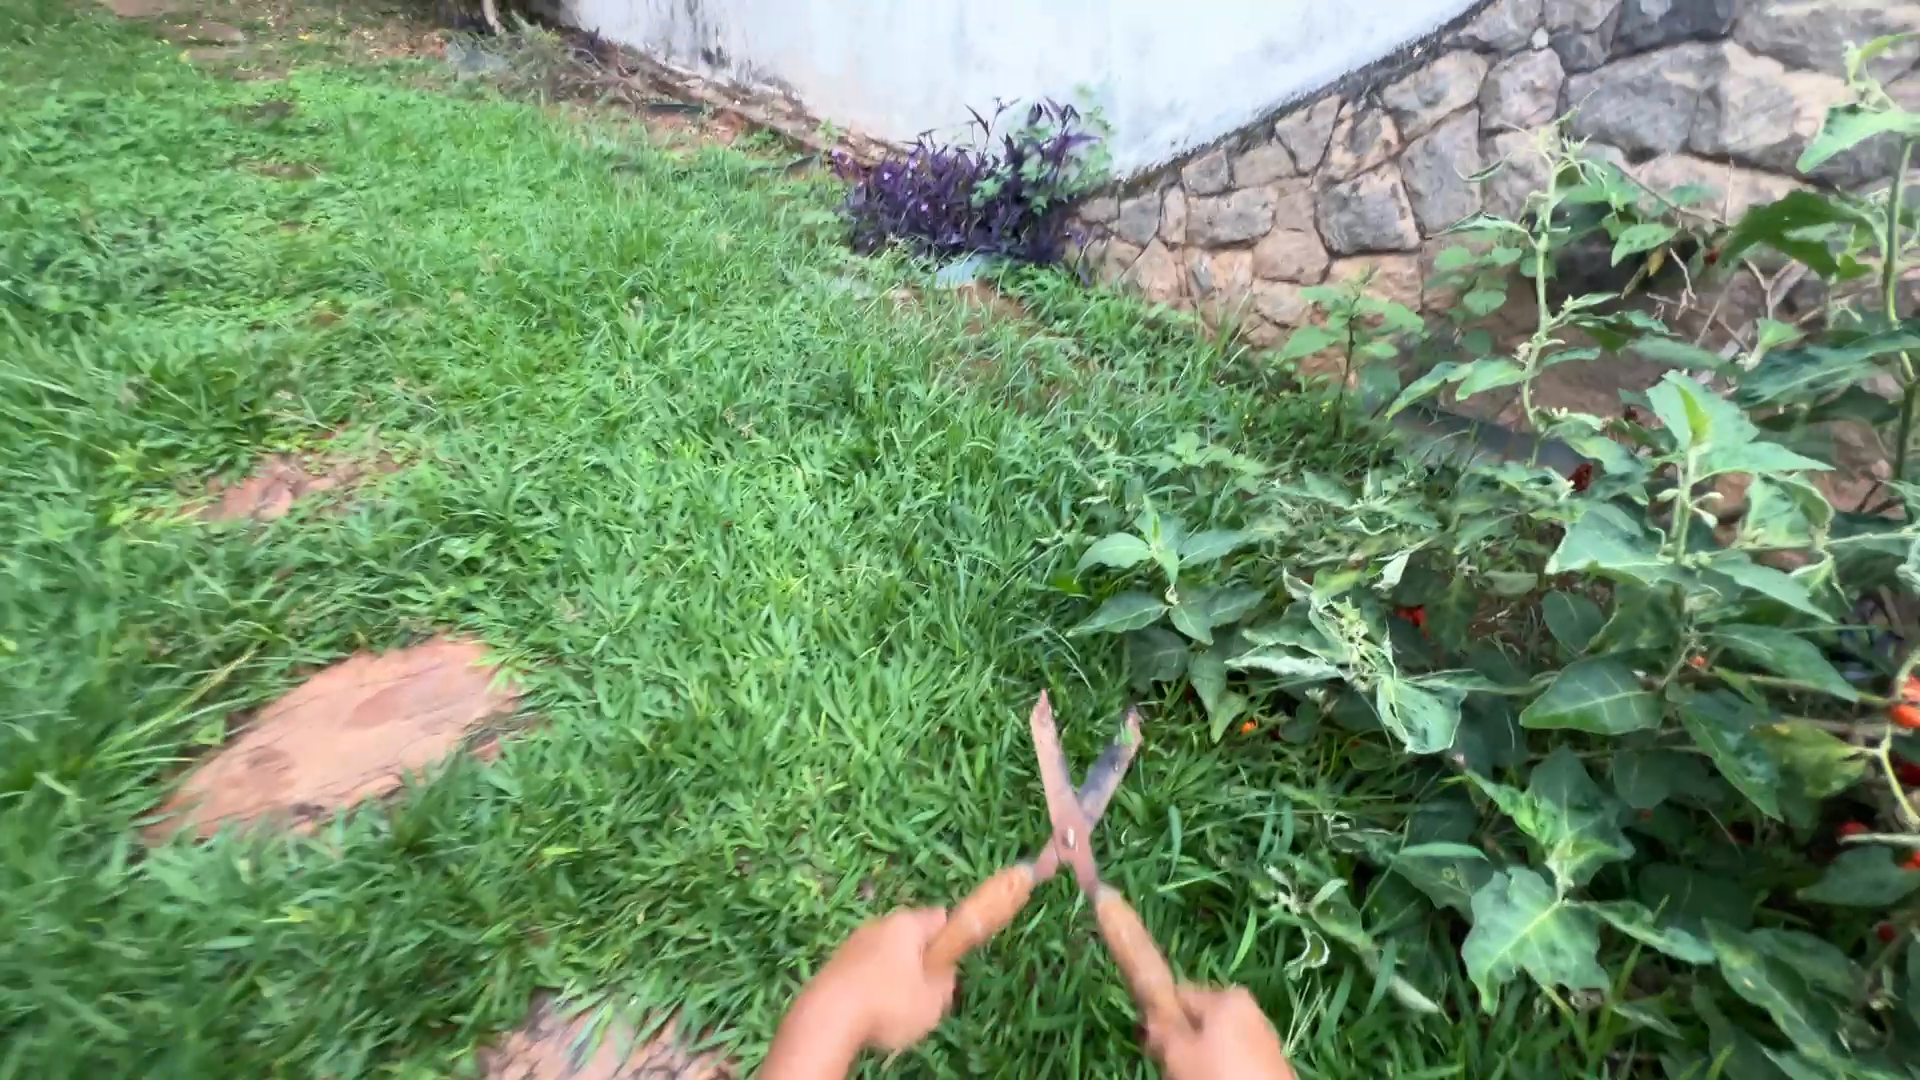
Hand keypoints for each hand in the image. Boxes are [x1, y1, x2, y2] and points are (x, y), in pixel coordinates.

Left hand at [799, 908, 956, 1052]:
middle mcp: (881, 923)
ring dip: (893, 973)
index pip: (939, 918)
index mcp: (907, 923)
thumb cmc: (889, 1003)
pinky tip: (869, 1010)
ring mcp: (855, 940)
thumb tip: (943, 972)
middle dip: (919, 959)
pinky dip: (871, 984)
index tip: (948, 964)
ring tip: (894, 1007)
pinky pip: (865, 968)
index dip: (949, 938)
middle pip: (910, 935)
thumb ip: (946, 982)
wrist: (828, 1016)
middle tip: (924, 992)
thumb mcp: (933, 1001)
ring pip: (886, 952)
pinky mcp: (837, 961)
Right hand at [1146, 985, 1294, 1079]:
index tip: (1152, 1046)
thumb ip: (1159, 1027)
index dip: (1161, 1020)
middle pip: (1199, 1022)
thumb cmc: (1220, 1079)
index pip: (1179, 995)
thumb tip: (1149, 1014)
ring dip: (1201, 1062)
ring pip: (1216, 1046)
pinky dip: (1223, 1072)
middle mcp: (1249, 1011)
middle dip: (1183, 1044)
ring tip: (1192, 1078)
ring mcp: (1264, 1041)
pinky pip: (1236, 1063)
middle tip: (1173, 1069)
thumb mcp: (1178, 1053)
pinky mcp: (1273, 1069)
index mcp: (1228, 997)